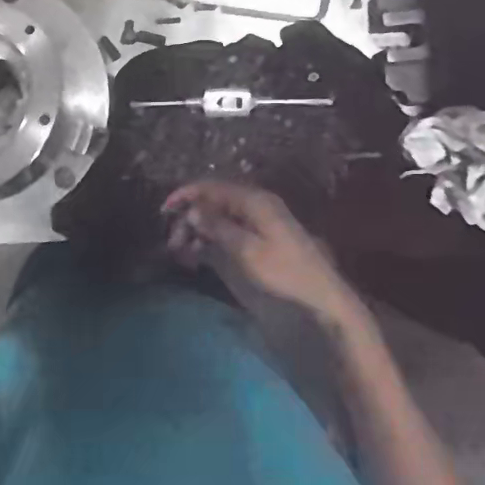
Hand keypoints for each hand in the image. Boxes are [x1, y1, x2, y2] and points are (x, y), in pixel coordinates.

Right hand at [163, 182, 370, 328]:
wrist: (321, 297)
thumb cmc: (285, 272)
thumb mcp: (247, 249)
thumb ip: (218, 227)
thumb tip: (192, 209)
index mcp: (254, 201)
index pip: (212, 187)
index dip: (186, 195)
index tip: (164, 210)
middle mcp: (253, 206)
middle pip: (212, 202)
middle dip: (189, 218)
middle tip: (172, 242)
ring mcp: (255, 223)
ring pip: (216, 218)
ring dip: (196, 232)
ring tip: (181, 253)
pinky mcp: (256, 240)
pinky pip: (225, 232)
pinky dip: (208, 241)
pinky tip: (195, 257)